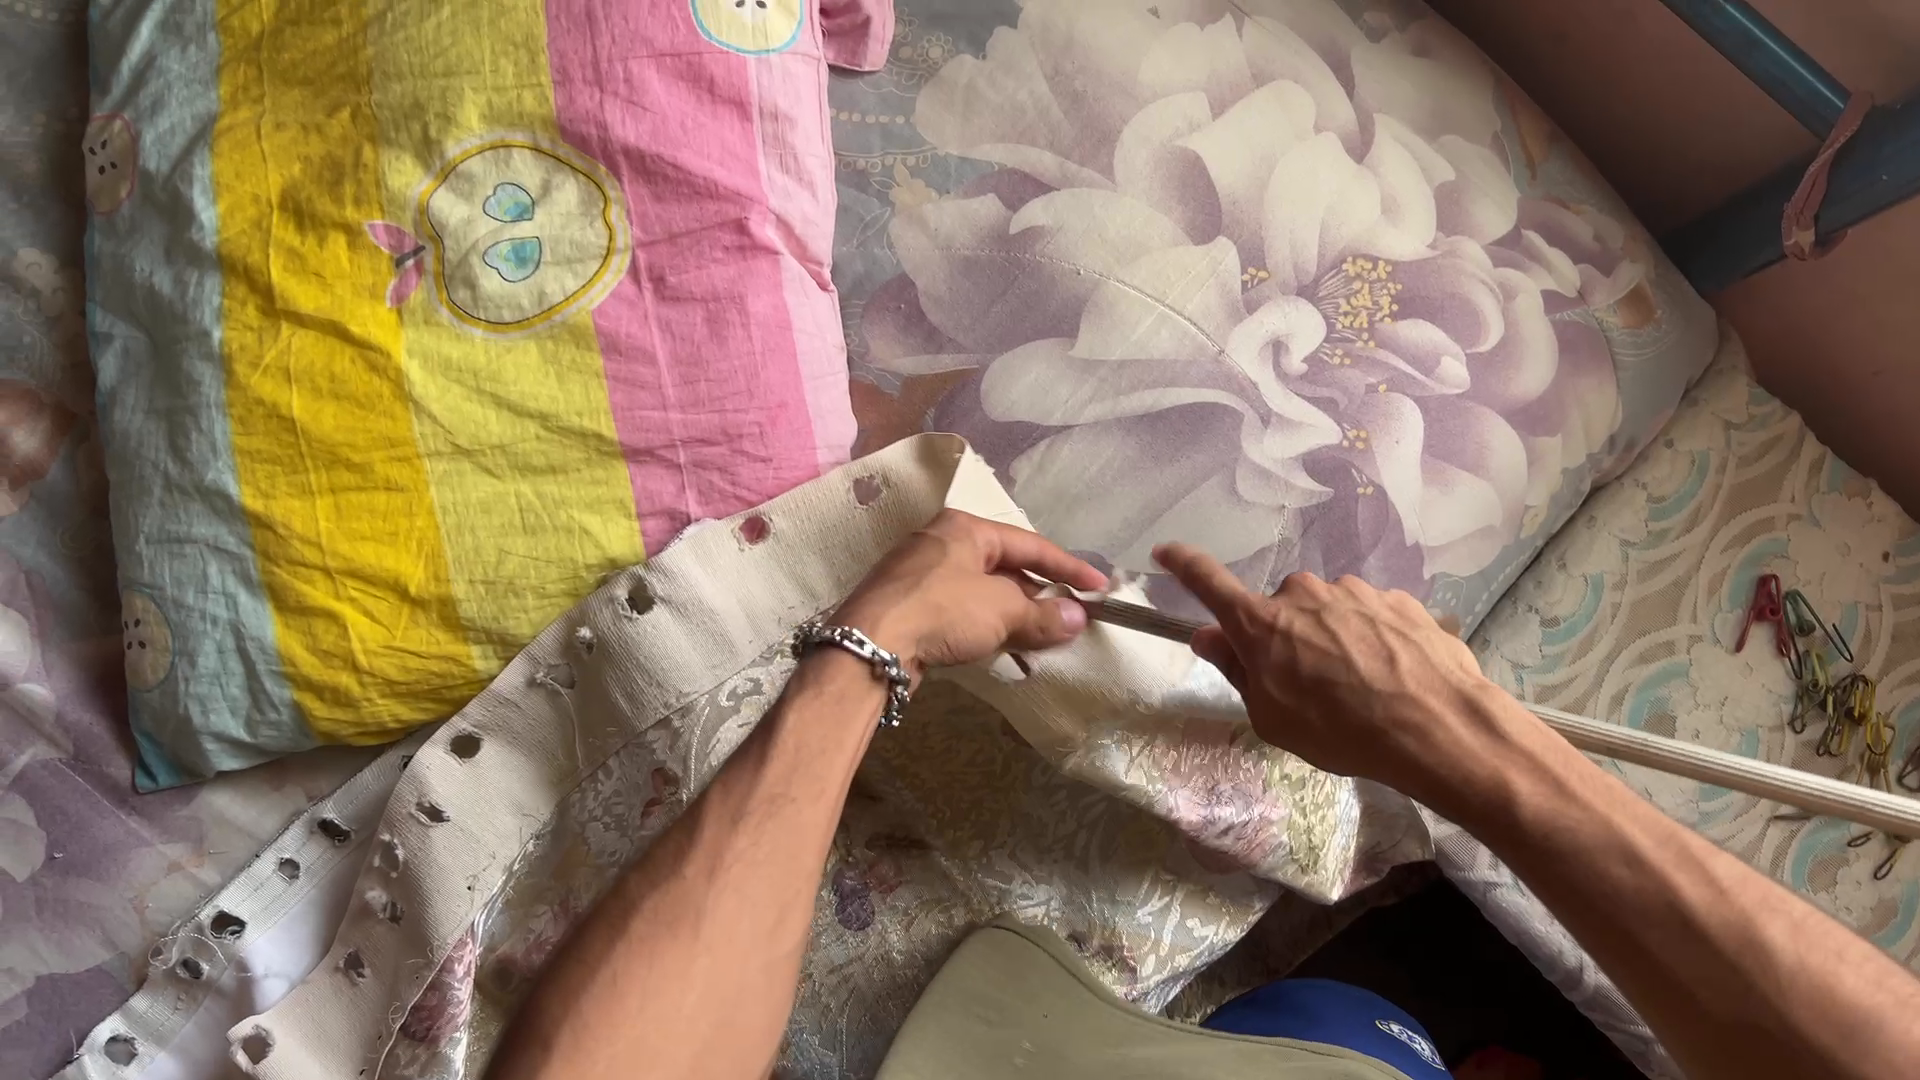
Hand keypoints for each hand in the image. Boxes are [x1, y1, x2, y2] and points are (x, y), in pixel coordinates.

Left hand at [833, 510, 1107, 676]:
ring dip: (1015, 616)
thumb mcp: (1000, 610)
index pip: (1030, 544)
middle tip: (1071, 618)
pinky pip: (961, 611)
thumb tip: (1077, 618)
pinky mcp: (910, 606)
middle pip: (1005, 567)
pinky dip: (986, 627)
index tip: (1099, 587)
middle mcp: (942, 543)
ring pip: (983, 592)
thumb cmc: (942, 610)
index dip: (1068, 567)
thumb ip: (1043, 614)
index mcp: (965, 528)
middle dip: (1040, 595)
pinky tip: (1002, 648)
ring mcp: (922, 575)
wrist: (870, 644)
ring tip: (1043, 639)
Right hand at [1154, 542, 1527, 806]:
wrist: (1441, 729)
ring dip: (1331, 637)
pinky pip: (1368, 615)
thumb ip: (1237, 670)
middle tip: (1305, 680)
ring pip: (1327, 611)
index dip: (1183, 564)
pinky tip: (1392, 674)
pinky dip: (1370, 639)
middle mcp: (1302, 593)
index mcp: (1261, 622)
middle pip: (1279, 609)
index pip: (1208, 582)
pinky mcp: (1397, 599)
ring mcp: (1353, 591)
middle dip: (1284, 635)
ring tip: (1361, 684)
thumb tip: (1209, 636)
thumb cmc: (1340, 731)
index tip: (1165, 550)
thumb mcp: (1271, 716)